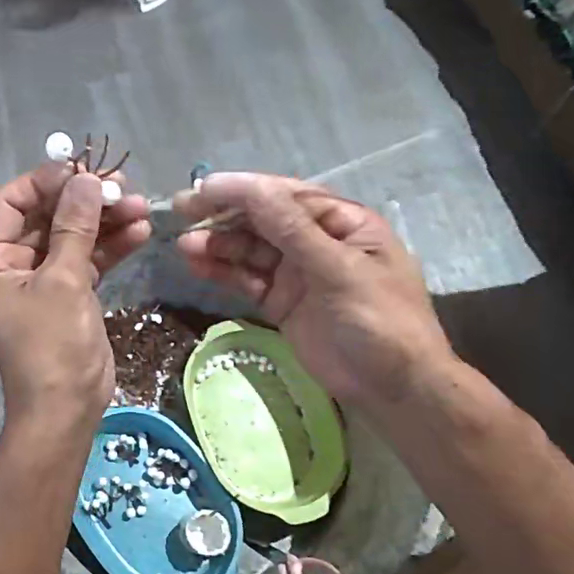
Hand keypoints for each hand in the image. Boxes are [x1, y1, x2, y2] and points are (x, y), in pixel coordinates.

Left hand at [0, 162, 151, 431]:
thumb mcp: (63, 281)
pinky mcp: (71, 295)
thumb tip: (87, 179)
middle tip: (122, 186)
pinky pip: (89, 260)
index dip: (45, 182)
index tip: (83, 170)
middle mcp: (12, 266)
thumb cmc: (52, 345)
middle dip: (84, 200)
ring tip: (140, 206)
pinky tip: (140, 232)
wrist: (66, 408)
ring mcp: (43, 281)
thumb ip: (75, 227)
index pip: (11, 202)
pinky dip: (112, 246)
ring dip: (105, 221)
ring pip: (73, 237)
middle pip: (47, 216)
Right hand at [175, 172, 450, 402]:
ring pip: (250, 250)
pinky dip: (223, 272)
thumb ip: (293, 231)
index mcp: (342, 222)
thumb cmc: (379, 321)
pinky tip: (197, 265)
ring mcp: (297, 273)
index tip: (203, 187)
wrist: (391, 386)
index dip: (244, 190)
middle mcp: (316, 241)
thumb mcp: (339, 271)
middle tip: (181, 209)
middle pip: (263, 220)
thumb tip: (253, 189)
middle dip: (224, 214)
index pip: (286, 196)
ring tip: (184, 245)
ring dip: (218, 245)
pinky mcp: (281, 302)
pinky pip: (248, 280)